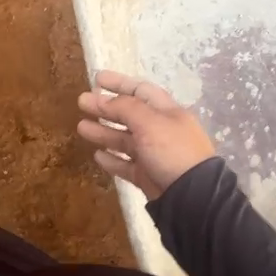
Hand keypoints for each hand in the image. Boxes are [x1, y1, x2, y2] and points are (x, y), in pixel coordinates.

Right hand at [76, 70, 216, 198]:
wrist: (193, 197)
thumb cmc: (172, 151)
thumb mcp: (149, 122)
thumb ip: (124, 107)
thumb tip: (102, 99)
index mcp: (166, 113)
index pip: (140, 91)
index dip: (119, 83)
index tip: (96, 78)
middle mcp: (160, 131)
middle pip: (128, 115)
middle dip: (105, 107)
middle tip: (81, 103)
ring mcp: (154, 155)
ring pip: (124, 140)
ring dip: (103, 132)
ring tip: (81, 128)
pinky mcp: (148, 176)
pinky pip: (126, 165)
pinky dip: (112, 160)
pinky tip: (98, 156)